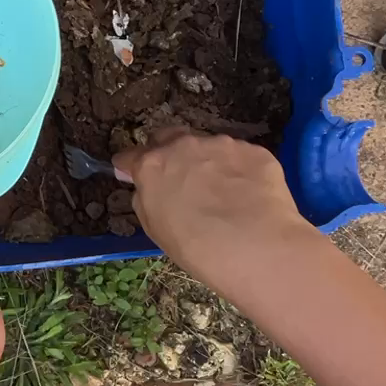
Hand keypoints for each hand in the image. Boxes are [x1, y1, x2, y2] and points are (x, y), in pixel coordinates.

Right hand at [111, 128, 318, 288]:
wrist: (256, 248)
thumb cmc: (195, 246)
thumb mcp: (153, 227)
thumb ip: (146, 197)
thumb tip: (149, 186)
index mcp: (151, 165)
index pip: (129, 156)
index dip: (129, 166)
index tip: (131, 173)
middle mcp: (182, 145)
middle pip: (167, 137)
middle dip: (168, 152)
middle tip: (179, 178)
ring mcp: (221, 144)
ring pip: (207, 146)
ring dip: (207, 161)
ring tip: (223, 192)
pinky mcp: (255, 151)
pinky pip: (240, 157)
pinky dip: (239, 171)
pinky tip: (248, 195)